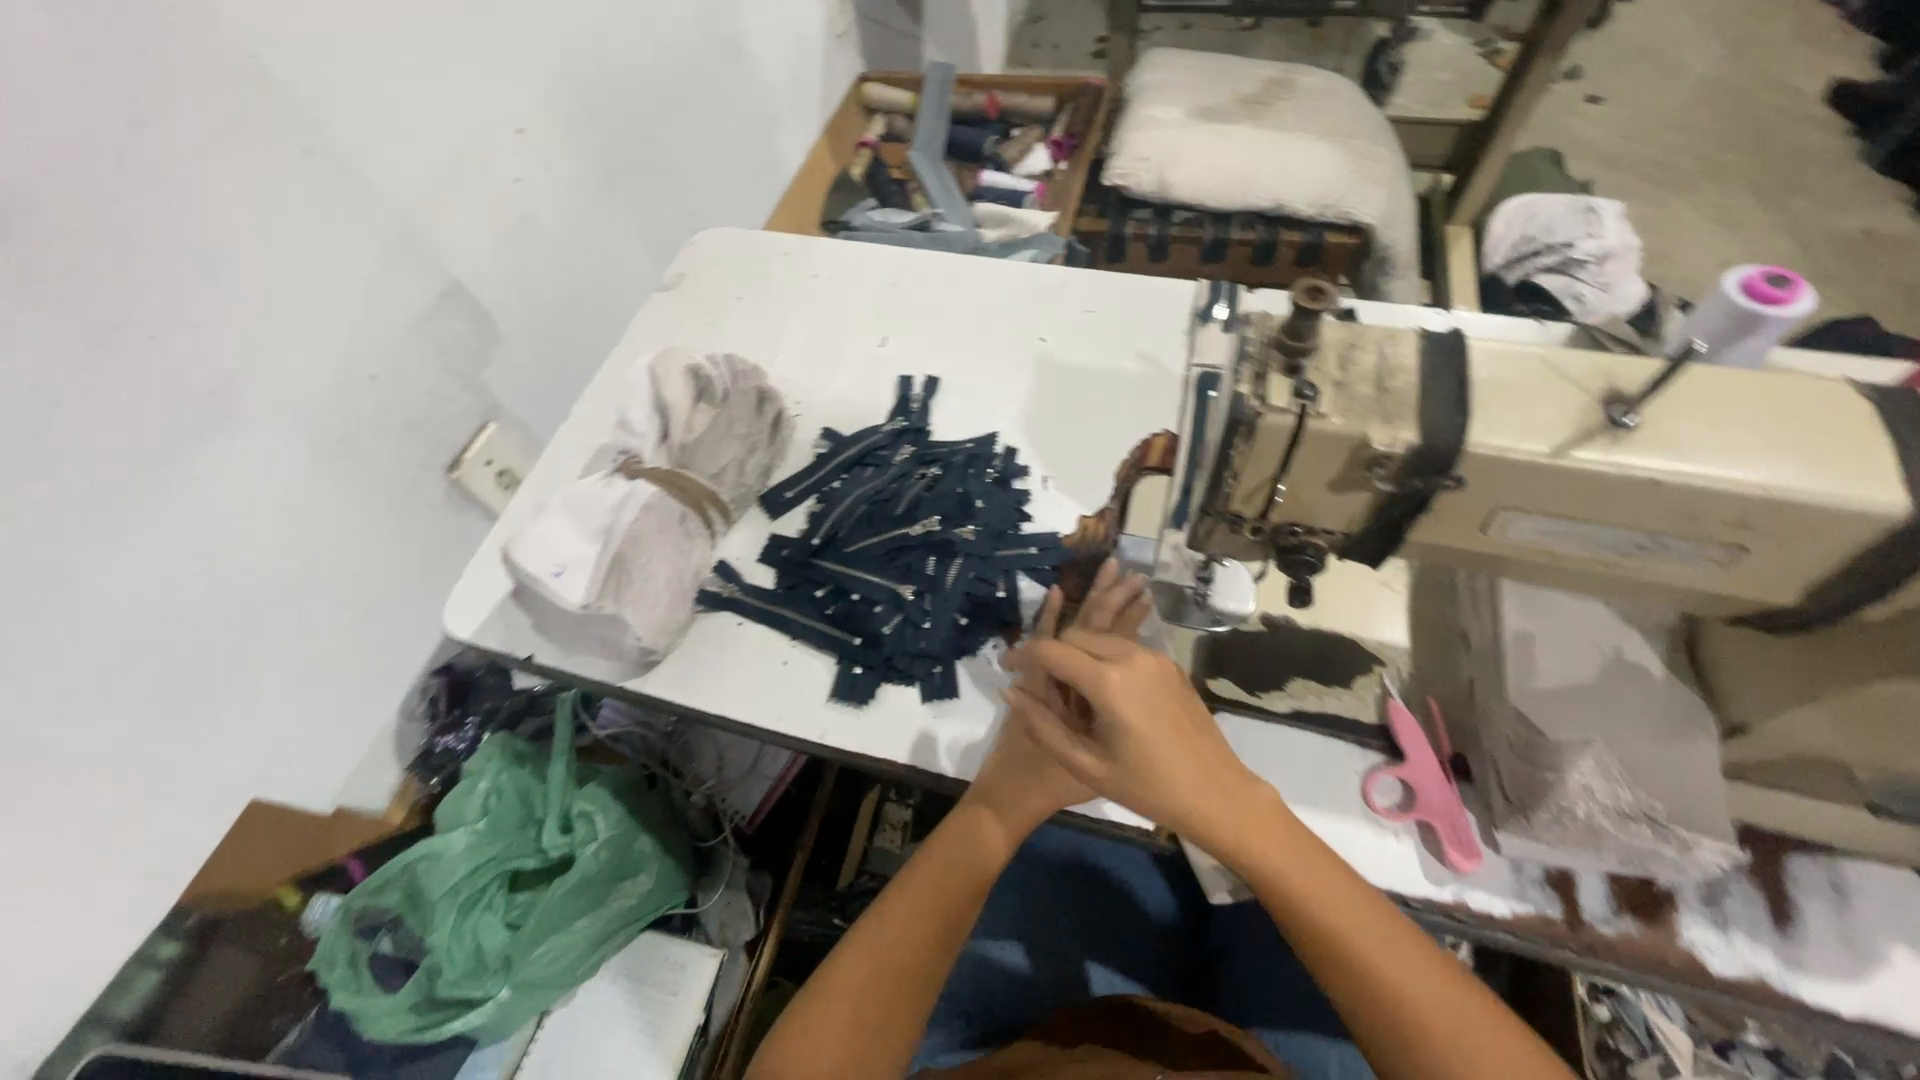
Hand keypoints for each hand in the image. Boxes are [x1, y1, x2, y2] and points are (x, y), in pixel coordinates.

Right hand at [1004, 620, 1275, 846]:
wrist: (1215, 792)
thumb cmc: (1147, 787)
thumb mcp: (1086, 764)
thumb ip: (1042, 725)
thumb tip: (1010, 691)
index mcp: (1109, 682)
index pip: (1051, 650)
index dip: (1022, 655)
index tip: (1005, 669)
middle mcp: (1132, 657)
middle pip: (1076, 635)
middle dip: (1051, 653)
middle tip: (1040, 685)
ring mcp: (1155, 657)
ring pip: (1101, 637)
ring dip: (1078, 654)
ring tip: (1070, 691)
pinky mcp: (1170, 664)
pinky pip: (1125, 648)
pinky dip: (1103, 659)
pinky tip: (1103, 694)